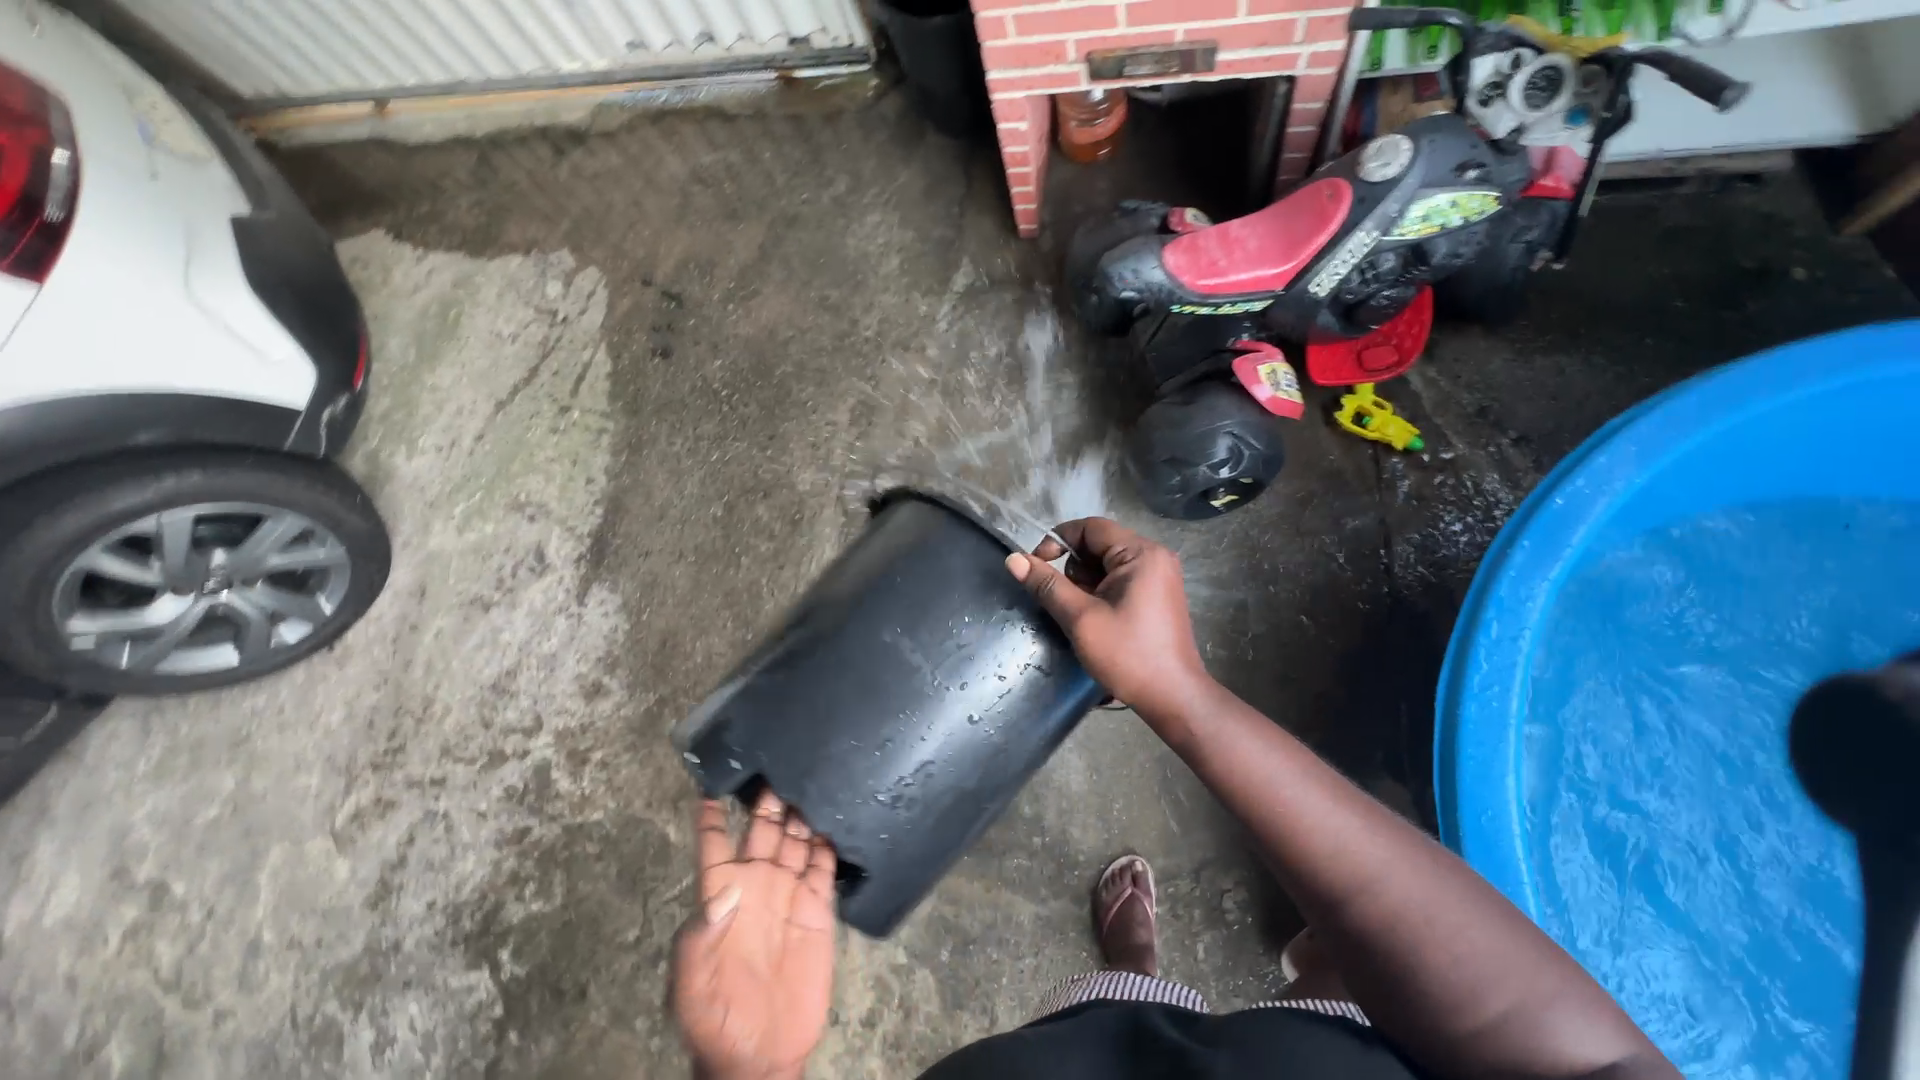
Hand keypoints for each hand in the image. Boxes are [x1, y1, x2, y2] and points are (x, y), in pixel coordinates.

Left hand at [673, 791, 836, 1079]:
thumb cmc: (716, 1019)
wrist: (762, 1054)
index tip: (716, 775)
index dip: (711, 811)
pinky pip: (825, 864)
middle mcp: (756, 882)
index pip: (713, 841)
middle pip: (762, 828)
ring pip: (796, 837)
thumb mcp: (692, 986)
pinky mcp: (819, 906)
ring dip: (803, 810)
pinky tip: (839, 814)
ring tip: (816, 774)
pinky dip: (831, 840)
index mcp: (721, 893)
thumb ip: (699, 938)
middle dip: (770, 797)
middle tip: (784, 759)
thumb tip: (721, 890)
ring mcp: (789, 892)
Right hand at [1004, 517, 1211, 720]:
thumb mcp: (1080, 618)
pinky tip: (1098, 619)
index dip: (1057, 541)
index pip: (1090, 527)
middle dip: (1074, 569)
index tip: (1037, 566)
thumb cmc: (1127, 655)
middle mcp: (1155, 556)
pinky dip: (1102, 592)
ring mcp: (1161, 575)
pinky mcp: (1159, 595)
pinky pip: (1122, 579)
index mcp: (1141, 553)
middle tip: (1067, 601)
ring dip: (1087, 583)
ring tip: (1084, 616)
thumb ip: (1047, 584)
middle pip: (1100, 544)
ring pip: (1108, 564)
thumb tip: (1013, 559)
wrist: (1172, 696)